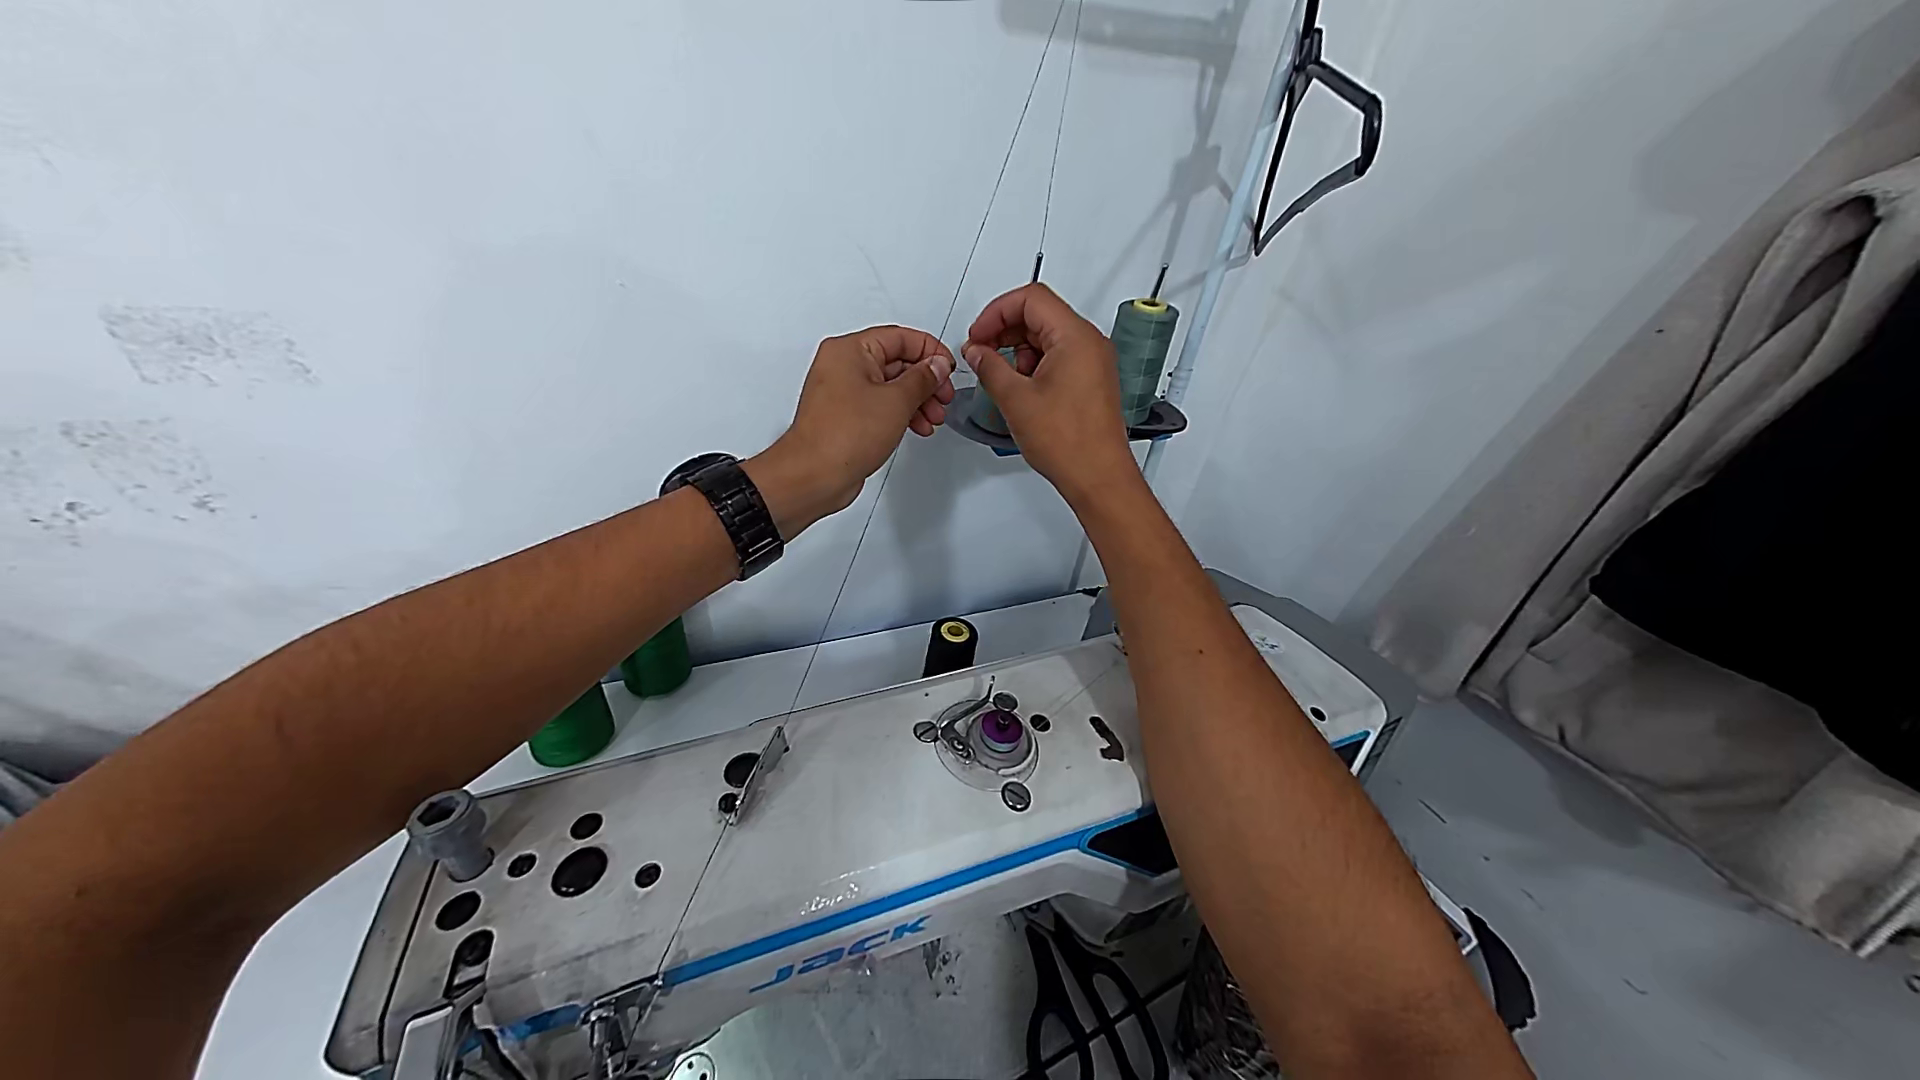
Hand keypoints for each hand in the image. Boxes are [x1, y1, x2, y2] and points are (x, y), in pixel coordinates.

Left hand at [745, 325, 954, 537]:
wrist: (814, 475)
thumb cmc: (840, 437)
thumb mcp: (896, 401)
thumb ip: (922, 379)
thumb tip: (936, 366)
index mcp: (850, 350)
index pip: (901, 338)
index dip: (930, 351)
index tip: (947, 369)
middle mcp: (842, 366)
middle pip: (897, 361)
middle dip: (925, 381)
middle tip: (942, 396)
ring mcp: (842, 391)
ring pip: (890, 386)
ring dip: (917, 400)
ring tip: (932, 416)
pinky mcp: (845, 416)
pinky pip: (879, 405)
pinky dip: (901, 413)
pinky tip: (916, 426)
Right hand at [962, 284, 1141, 506]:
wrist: (1097, 475)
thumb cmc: (1071, 444)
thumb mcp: (1015, 399)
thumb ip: (990, 367)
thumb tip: (977, 352)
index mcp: (1075, 337)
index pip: (1031, 299)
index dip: (996, 312)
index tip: (979, 334)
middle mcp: (1090, 344)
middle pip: (1039, 314)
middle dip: (1004, 330)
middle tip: (981, 351)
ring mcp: (1093, 362)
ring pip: (1047, 336)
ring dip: (1018, 350)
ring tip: (999, 375)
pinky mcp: (1091, 380)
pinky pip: (1058, 357)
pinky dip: (1033, 365)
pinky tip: (1018, 388)